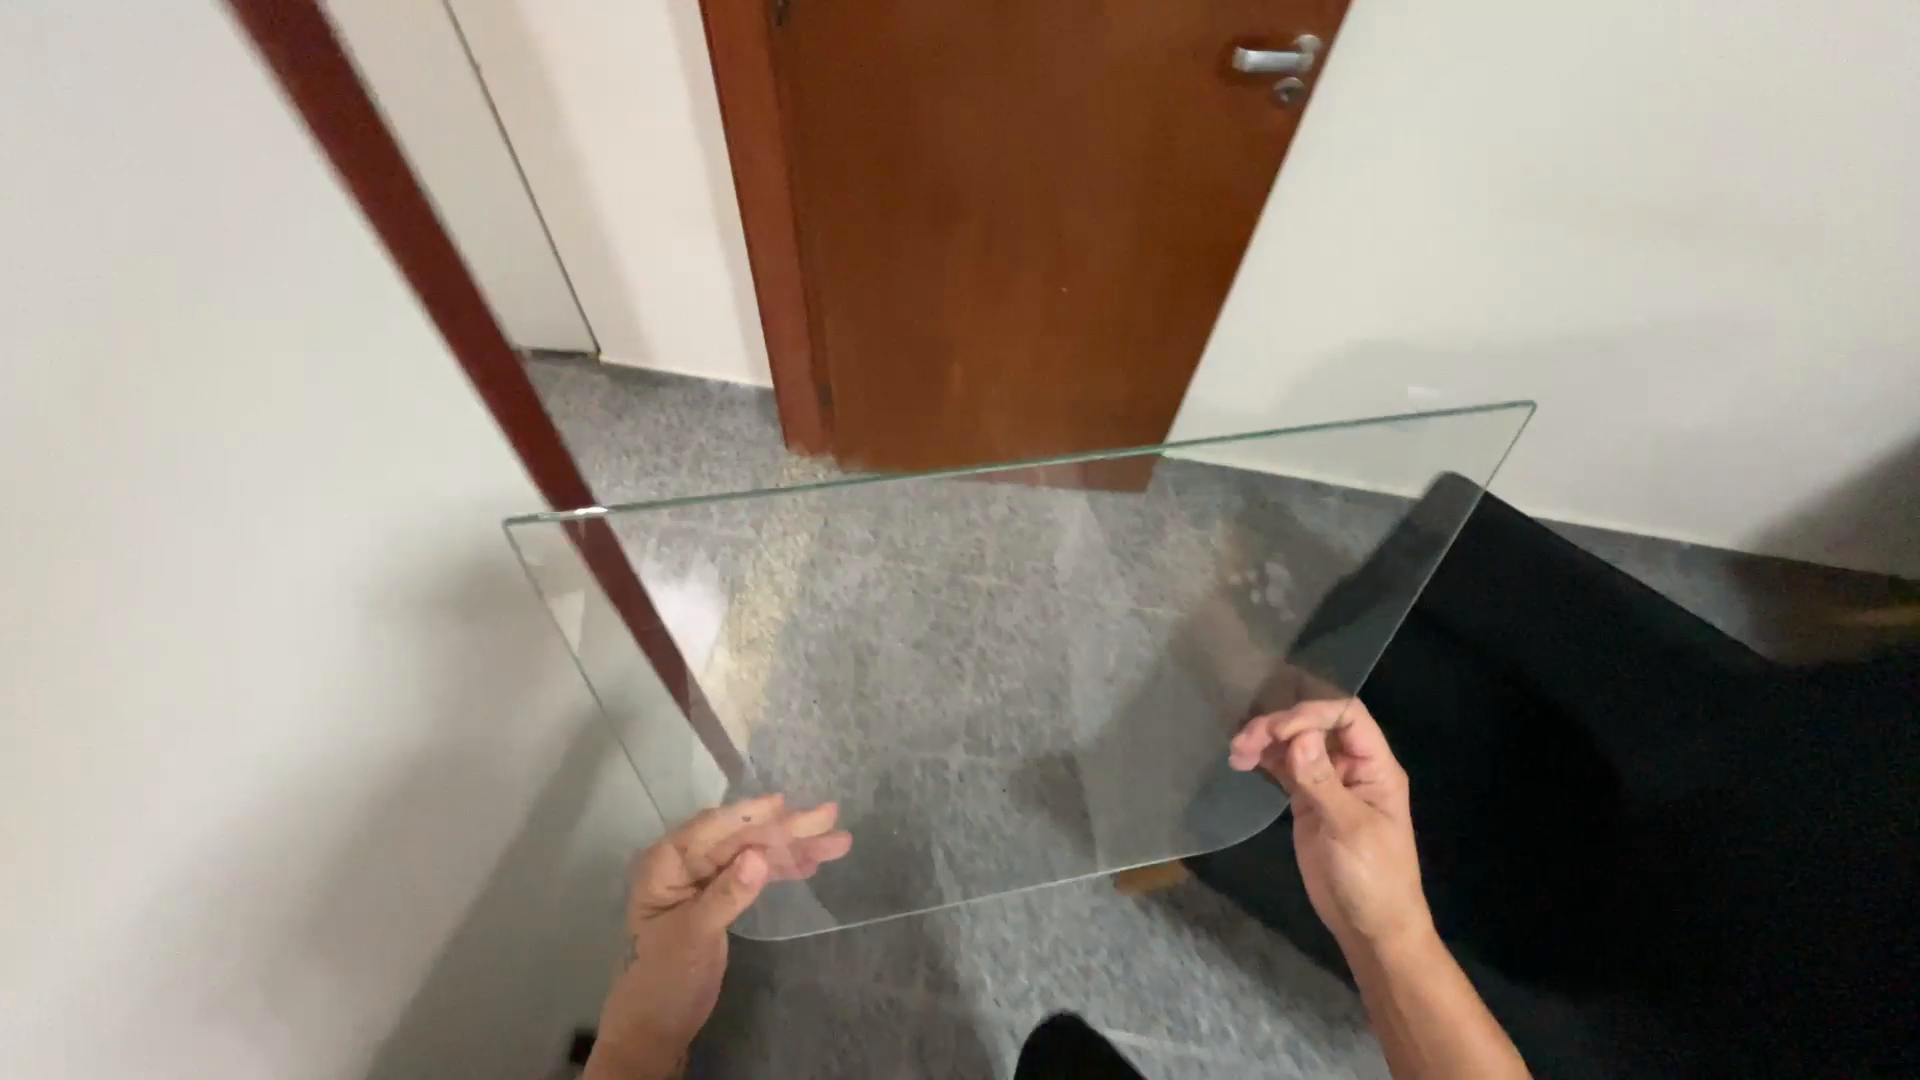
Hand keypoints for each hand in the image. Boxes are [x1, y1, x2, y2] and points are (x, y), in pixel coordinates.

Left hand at [586, 794, 852, 1079]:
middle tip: (829, 816)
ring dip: (795, 847)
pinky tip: (812, 862)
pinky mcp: (725, 894)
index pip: (713, 829)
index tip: (786, 805)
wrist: (658, 1026)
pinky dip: (786, 867)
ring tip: (838, 840)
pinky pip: (760, 871)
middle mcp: (689, 861)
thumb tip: (759, 857)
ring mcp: (709, 876)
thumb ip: (726, 895)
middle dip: (786, 829)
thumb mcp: (694, 936)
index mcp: (667, 863)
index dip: (751, 815)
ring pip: (757, 851)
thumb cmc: (664, 979)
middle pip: (743, 836)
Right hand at [1227, 698, 1430, 950]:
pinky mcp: (1305, 798)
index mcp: (1374, 766)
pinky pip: (1282, 765)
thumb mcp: (1350, 829)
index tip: (1277, 730)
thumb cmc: (1374, 879)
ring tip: (1237, 752)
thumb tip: (1298, 737)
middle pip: (1313, 723)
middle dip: (1278, 725)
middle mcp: (1350, 766)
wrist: (1370, 928)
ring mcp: (1326, 780)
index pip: (1345, 716)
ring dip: (1264, 740)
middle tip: (1245, 741)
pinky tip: (1241, 761)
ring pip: (1293, 742)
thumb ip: (1321, 781)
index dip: (1310, 713)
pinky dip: (1261, 758)